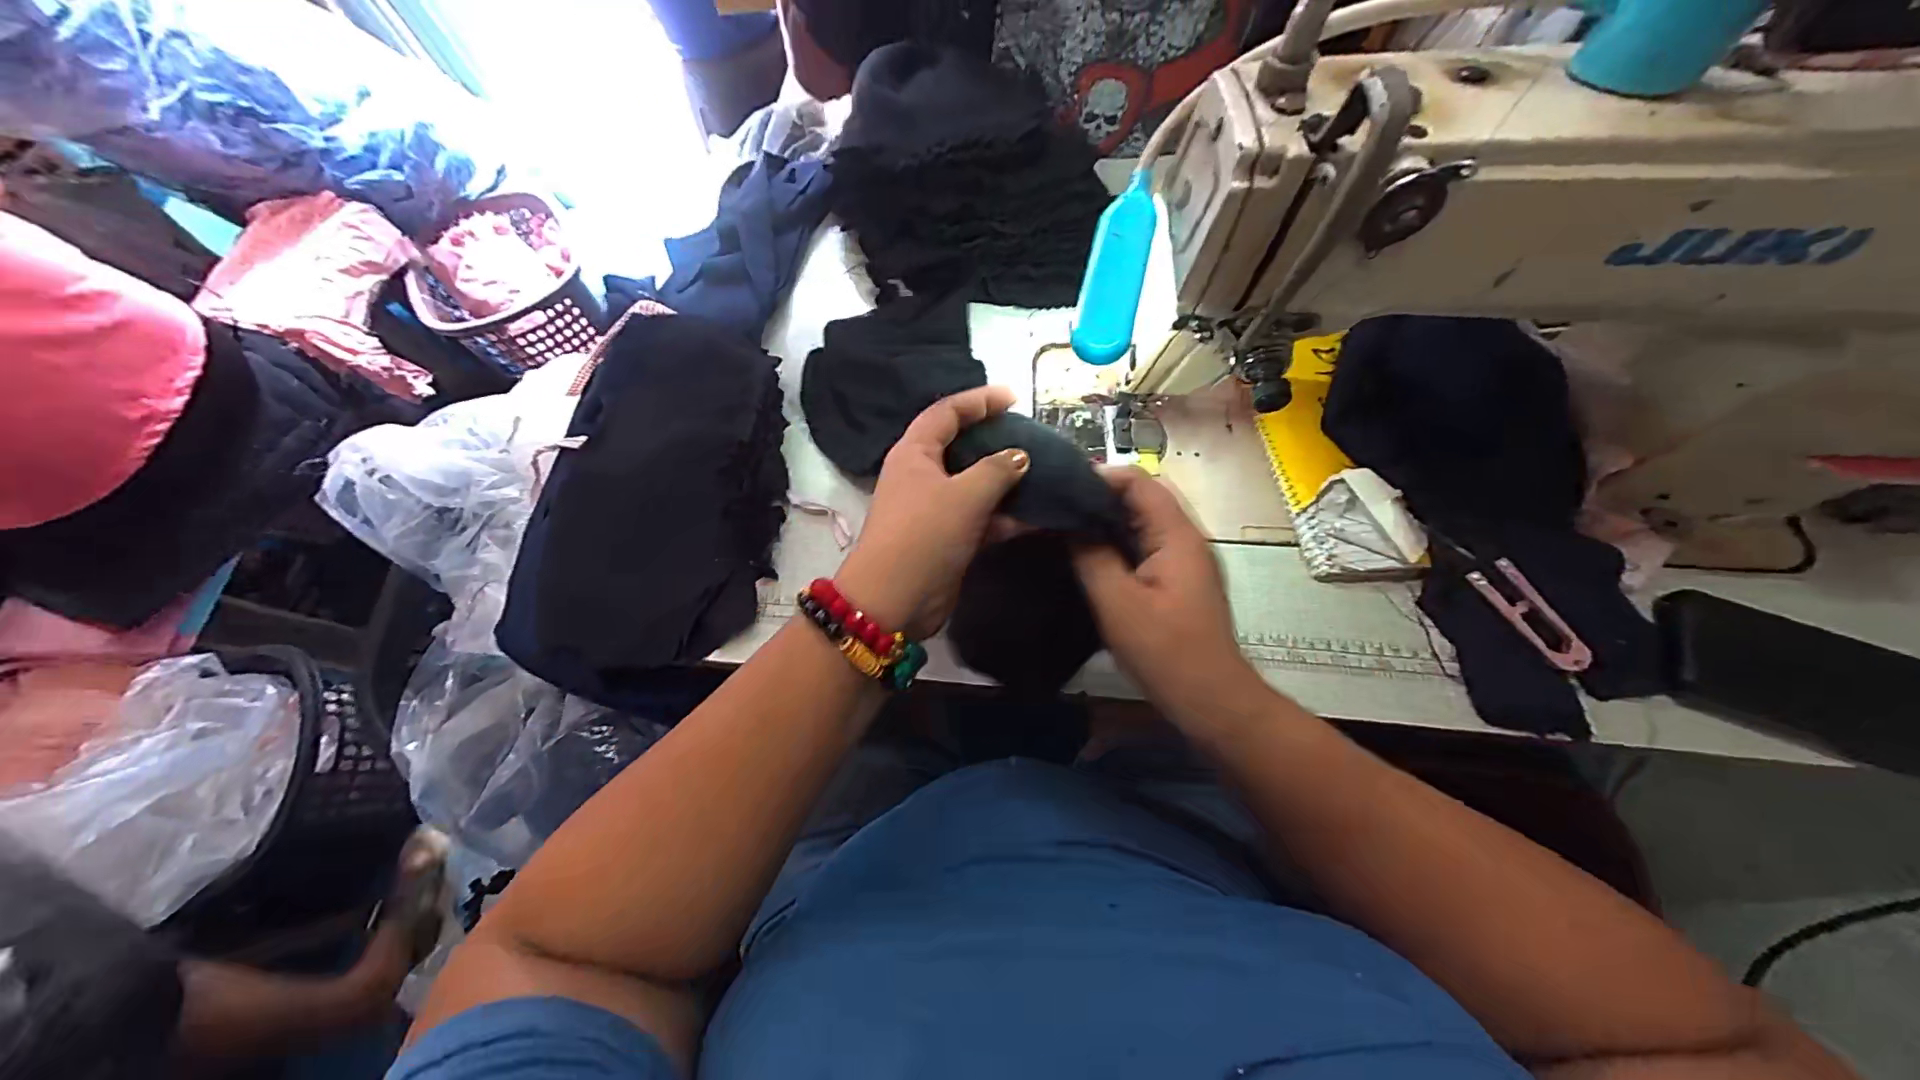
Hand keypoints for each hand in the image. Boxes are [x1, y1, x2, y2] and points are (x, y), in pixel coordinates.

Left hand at [834, 387, 1030, 639]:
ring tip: (1043, 475)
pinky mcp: (948, 538)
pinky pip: (981, 518)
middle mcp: (923, 475)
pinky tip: (1038, 517)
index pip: (946, 412)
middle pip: (962, 447)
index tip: (1013, 397)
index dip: (978, 400)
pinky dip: (1006, 517)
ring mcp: (935, 508)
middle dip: (996, 441)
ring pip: (975, 485)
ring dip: (1006, 482)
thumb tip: (1020, 456)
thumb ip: (997, 469)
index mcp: (915, 453)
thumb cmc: (924, 534)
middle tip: (1030, 438)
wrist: (895, 599)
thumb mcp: (965, 494)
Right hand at [1071, 468, 1268, 725]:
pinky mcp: (1178, 579)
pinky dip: (1116, 542)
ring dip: (1105, 520)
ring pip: (1142, 522)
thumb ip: (1090, 556)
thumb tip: (1069, 523)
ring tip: (1064, 527)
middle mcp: (1186, 538)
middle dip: (1098, 496)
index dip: (1099, 476)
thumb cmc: (1164, 651)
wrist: (1210, 699)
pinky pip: (1144, 545)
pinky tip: (1088, 555)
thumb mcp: (1117, 603)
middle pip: (1142, 497)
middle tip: (1055, 507)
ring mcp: (1184, 559)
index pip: (1139, 481)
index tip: (1058, 488)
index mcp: (1176, 536)